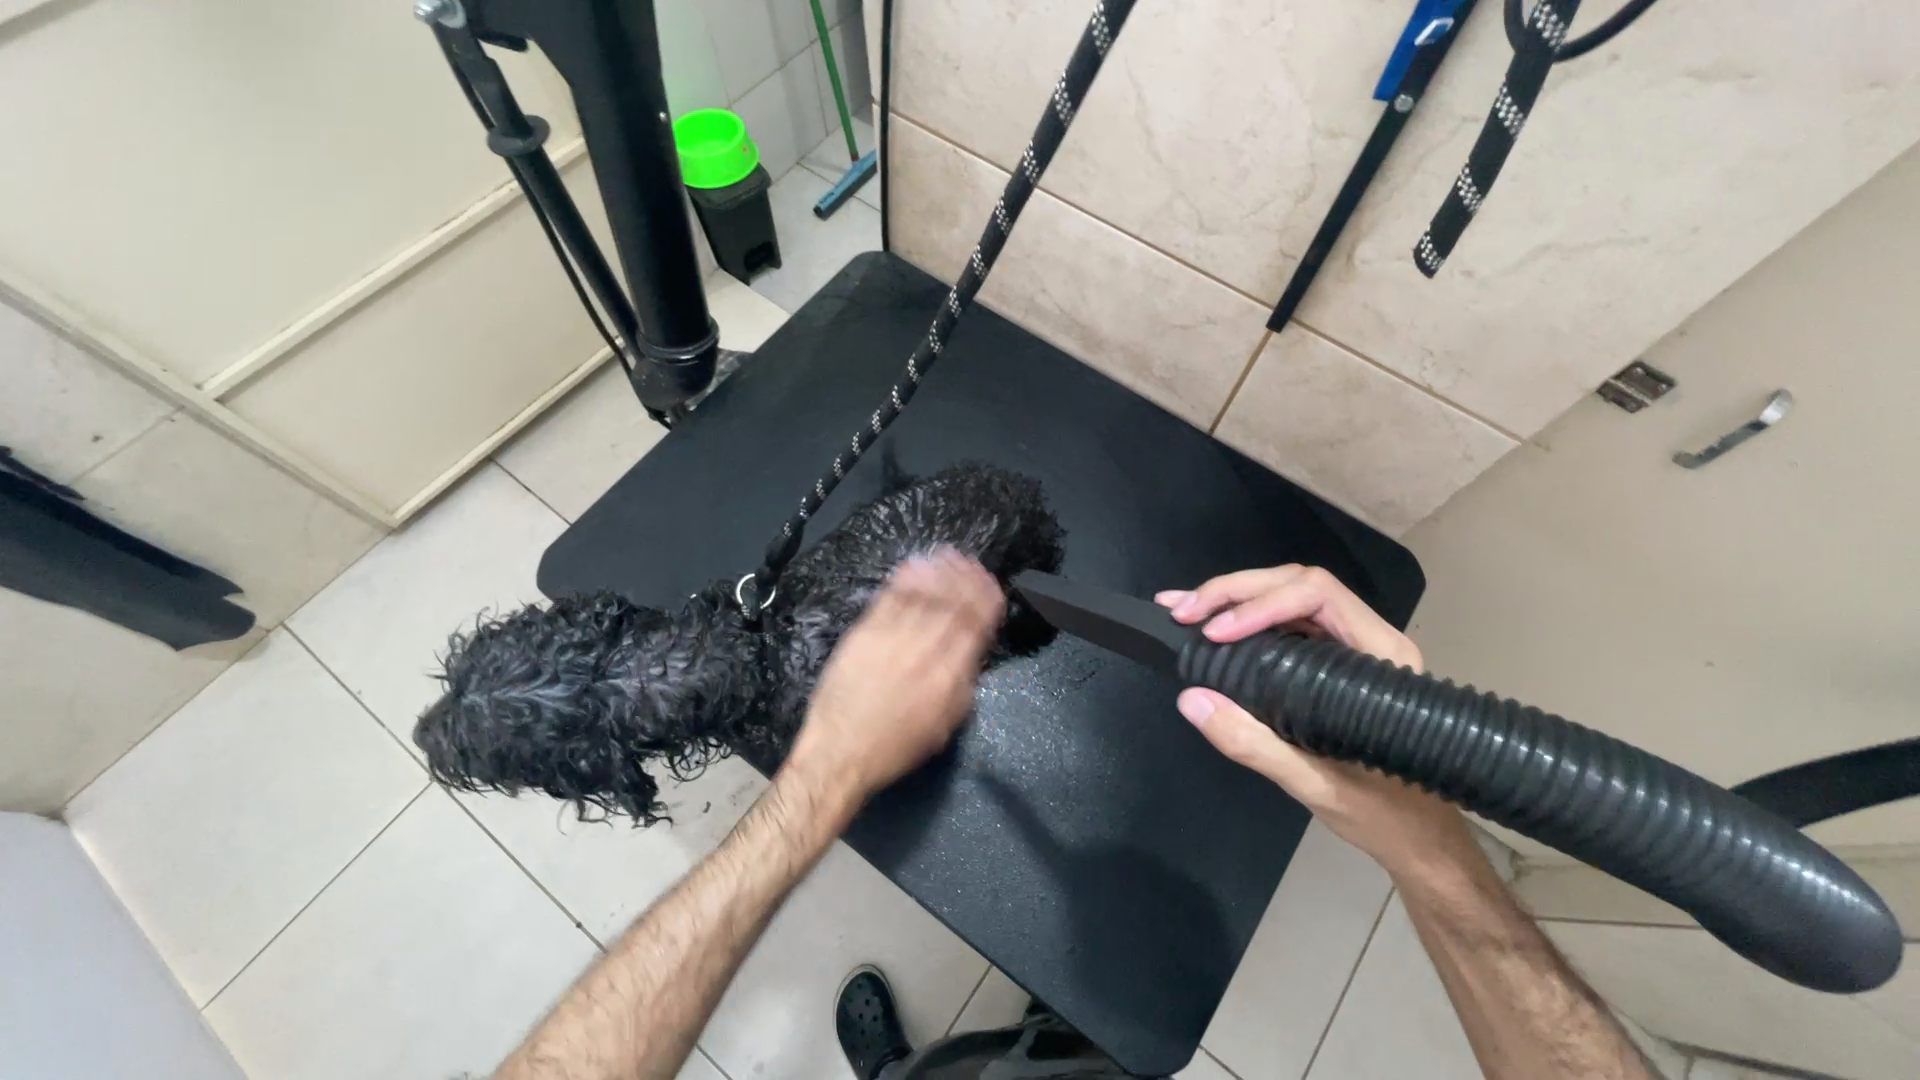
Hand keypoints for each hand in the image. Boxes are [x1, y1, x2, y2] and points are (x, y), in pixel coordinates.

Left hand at [784, 549, 1005, 812]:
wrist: (841, 753)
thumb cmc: (895, 748)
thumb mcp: (944, 725)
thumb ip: (962, 685)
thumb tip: (972, 655)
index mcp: (949, 676)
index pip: (974, 626)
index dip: (985, 602)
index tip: (991, 585)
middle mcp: (924, 651)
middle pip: (951, 606)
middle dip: (965, 581)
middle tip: (972, 563)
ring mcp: (892, 638)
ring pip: (922, 597)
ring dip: (939, 574)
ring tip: (949, 557)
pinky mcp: (864, 633)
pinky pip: (890, 599)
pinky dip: (905, 580)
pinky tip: (914, 566)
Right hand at [1157, 565, 1482, 883]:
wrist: (1418, 839)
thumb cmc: (1382, 814)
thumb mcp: (1316, 785)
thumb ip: (1255, 744)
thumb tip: (1192, 699)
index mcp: (1379, 657)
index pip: (1319, 596)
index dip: (1262, 604)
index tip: (1216, 634)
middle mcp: (1366, 639)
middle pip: (1297, 583)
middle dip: (1235, 591)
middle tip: (1183, 613)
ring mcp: (1345, 646)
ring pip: (1286, 594)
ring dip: (1231, 597)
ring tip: (1182, 610)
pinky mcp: (1326, 659)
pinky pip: (1282, 621)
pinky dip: (1239, 616)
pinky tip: (1204, 623)